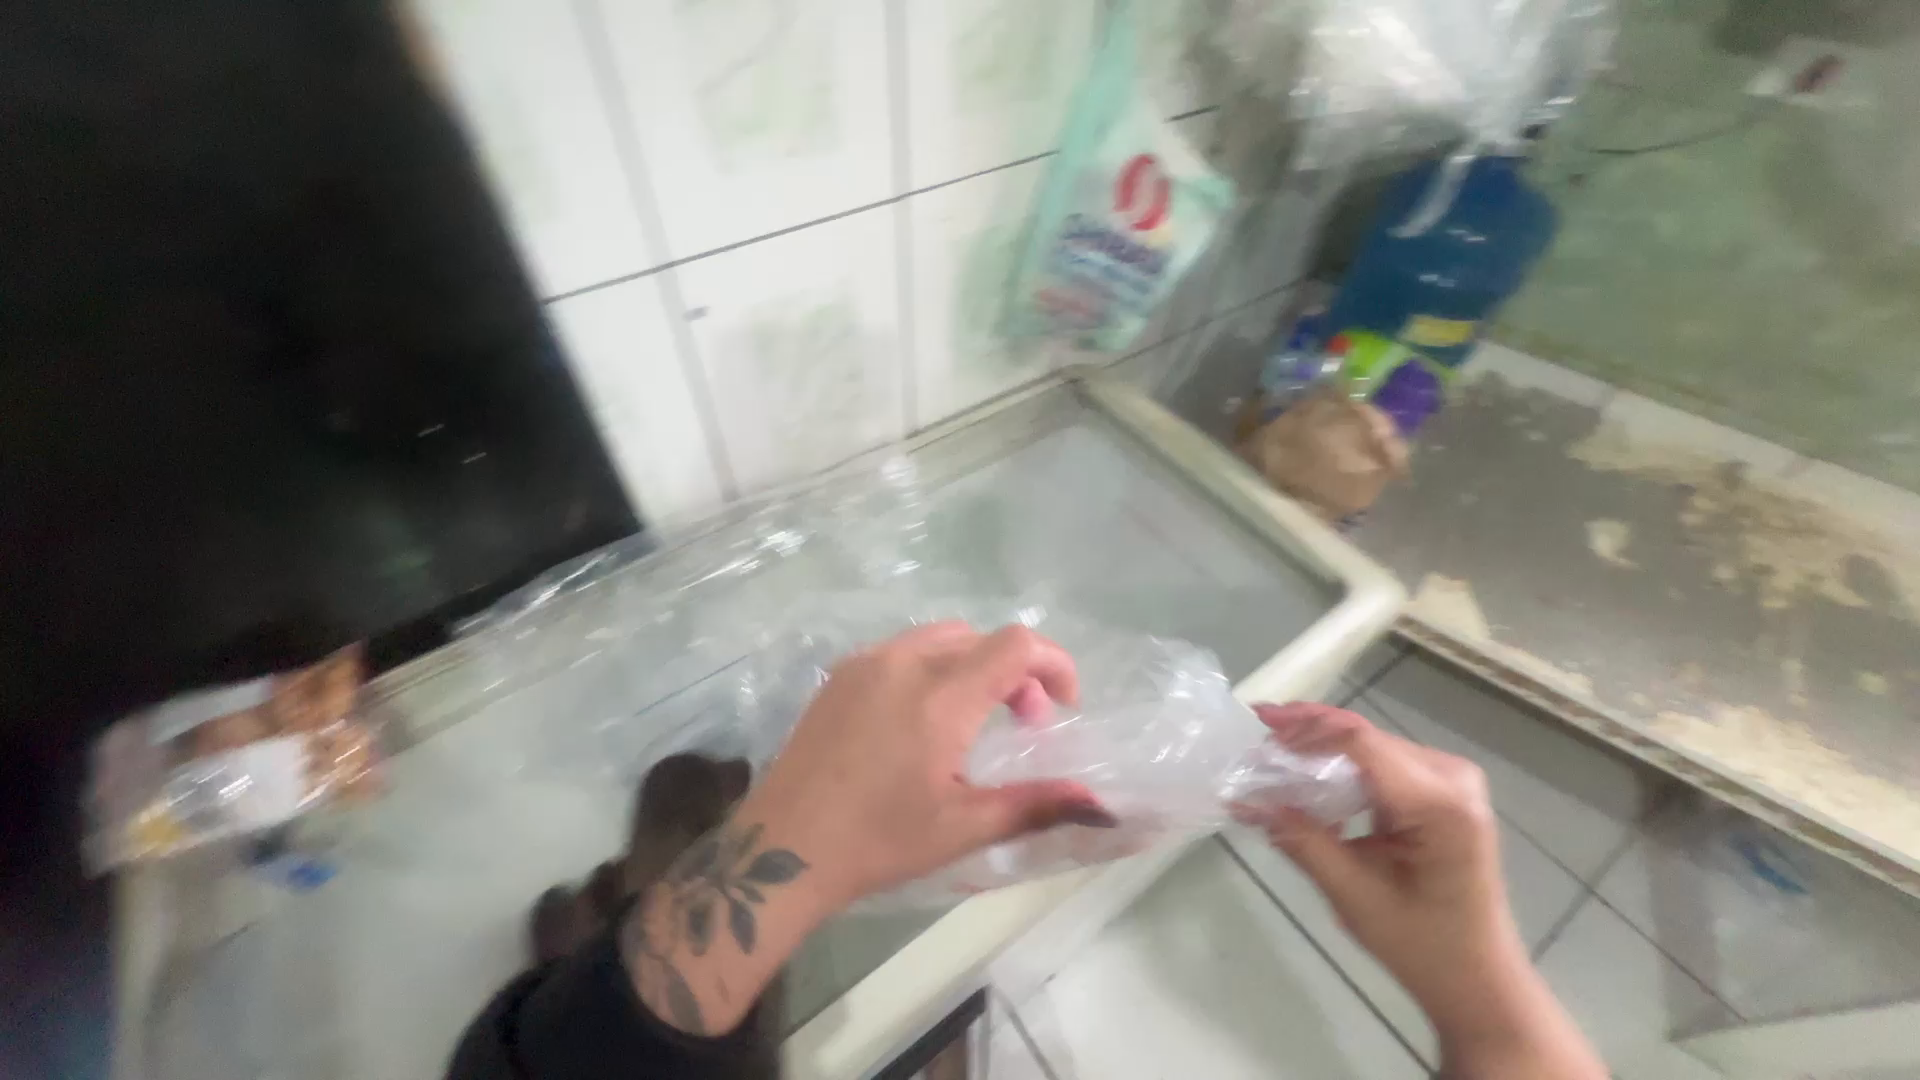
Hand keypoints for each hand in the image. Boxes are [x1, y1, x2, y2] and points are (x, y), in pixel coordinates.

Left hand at [744, 621, 1113, 908]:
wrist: (783, 847)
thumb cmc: (878, 841)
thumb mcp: (962, 826)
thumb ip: (1035, 804)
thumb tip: (1100, 803)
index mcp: (941, 696)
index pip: (1016, 645)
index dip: (1054, 663)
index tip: (1063, 706)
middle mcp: (905, 662)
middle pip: (982, 638)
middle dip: (1016, 672)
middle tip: (1023, 724)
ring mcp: (867, 661)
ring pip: (942, 638)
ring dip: (975, 665)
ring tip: (974, 719)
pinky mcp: (841, 672)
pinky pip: (904, 649)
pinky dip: (935, 666)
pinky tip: (923, 717)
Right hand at [1241, 704, 1604, 1078]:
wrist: (1479, 980)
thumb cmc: (1423, 945)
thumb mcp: (1354, 896)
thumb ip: (1301, 841)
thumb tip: (1246, 800)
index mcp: (1441, 806)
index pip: (1361, 743)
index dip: (1306, 728)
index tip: (1260, 723)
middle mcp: (1452, 779)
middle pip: (1364, 737)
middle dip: (1306, 735)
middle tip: (1257, 743)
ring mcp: (1450, 781)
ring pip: (1368, 744)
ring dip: (1319, 746)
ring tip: (1273, 756)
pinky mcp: (1440, 790)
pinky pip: (1379, 761)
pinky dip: (1339, 764)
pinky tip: (1307, 773)